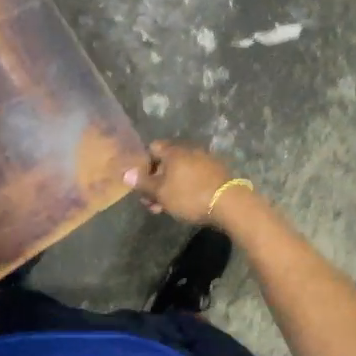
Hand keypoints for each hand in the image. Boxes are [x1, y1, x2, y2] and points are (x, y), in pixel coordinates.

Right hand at [124, 140, 242, 223]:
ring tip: (166, 208)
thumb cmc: (190, 195)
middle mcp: (189, 150)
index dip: (144, 164)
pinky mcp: (217, 172)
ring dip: (170, 187)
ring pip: (180, 171)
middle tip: (151, 202)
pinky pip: (195, 177)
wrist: (230, 203)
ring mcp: (205, 160)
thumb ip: (142, 182)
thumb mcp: (161, 192)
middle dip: (156, 181)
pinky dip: (186, 187)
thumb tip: (126, 173)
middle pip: (166, 162)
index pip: (153, 148)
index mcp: (174, 151)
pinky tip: (185, 203)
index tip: (141, 183)